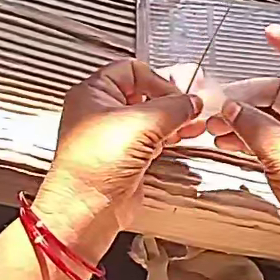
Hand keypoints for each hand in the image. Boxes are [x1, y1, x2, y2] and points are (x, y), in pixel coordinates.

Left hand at [36, 59, 203, 234]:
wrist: (87, 209)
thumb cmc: (93, 168)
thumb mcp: (142, 123)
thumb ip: (173, 107)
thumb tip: (191, 102)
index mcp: (94, 93)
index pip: (133, 70)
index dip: (158, 80)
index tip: (177, 95)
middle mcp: (101, 111)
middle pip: (144, 93)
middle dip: (170, 101)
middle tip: (189, 108)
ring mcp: (113, 135)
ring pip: (150, 117)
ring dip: (173, 120)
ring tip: (192, 123)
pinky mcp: (125, 157)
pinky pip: (151, 138)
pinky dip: (168, 136)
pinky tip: (181, 137)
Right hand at [207, 27, 279, 241]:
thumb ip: (252, 124)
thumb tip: (230, 107)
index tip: (270, 34)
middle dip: (247, 96)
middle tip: (219, 105)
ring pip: (272, 116)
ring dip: (243, 119)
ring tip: (217, 127)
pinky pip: (270, 137)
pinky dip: (249, 136)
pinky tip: (229, 143)